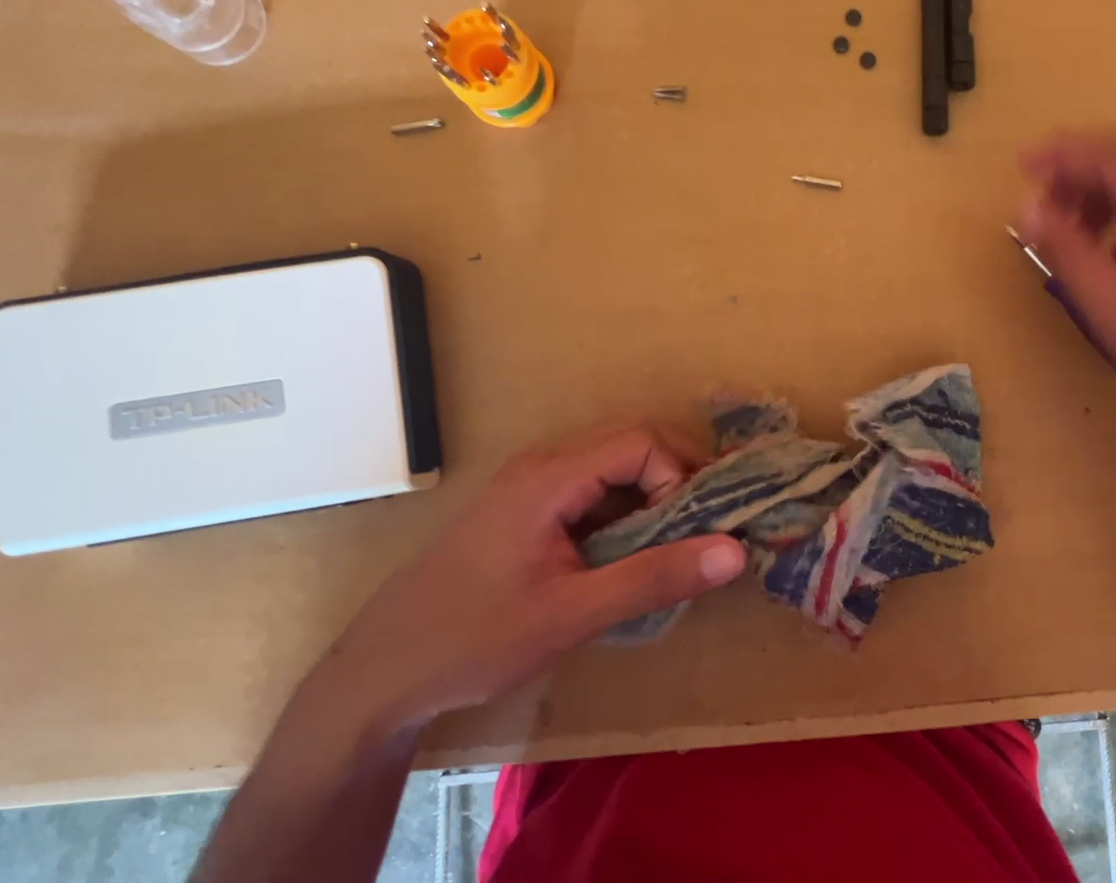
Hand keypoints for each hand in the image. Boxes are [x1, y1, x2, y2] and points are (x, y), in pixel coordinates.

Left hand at [311, 427, 746, 731]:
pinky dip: (623, 516)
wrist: (380, 673)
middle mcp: (540, 466)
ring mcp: (528, 487)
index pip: (641, 442)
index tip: (695, 532)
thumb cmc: (475, 640)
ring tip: (671, 550)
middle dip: (675, 483)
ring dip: (650, 501)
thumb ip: (655, 577)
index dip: (681, 477)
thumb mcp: (573, 613)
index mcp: (549, 477)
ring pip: (611, 470)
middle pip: (629, 446)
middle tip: (701, 535)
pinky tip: (627, 559)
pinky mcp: (524, 512)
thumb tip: (735, 551)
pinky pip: (589, 493)